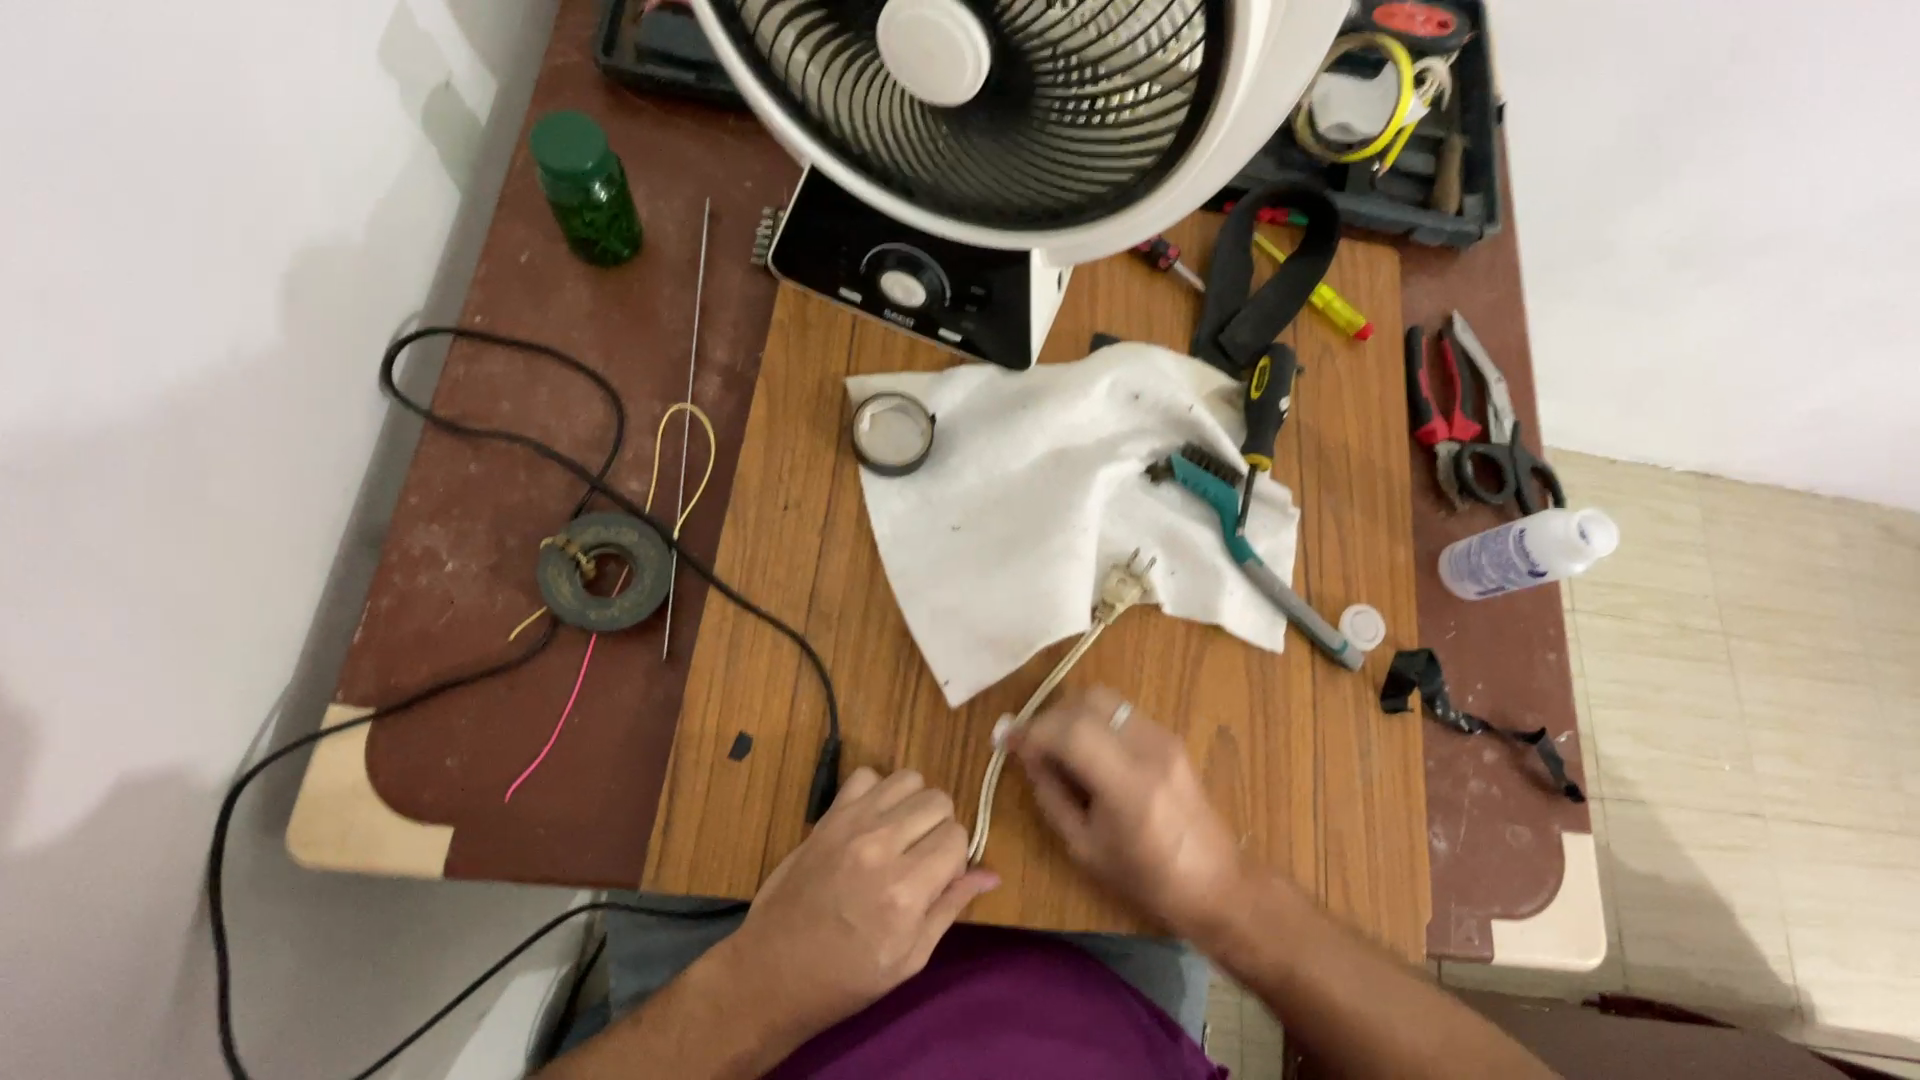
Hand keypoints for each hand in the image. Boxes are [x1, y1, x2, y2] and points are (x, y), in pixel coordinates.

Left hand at [728, 767, 999, 1036]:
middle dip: (940, 827)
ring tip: (901, 835)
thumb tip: (990, 874)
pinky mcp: (827, 817)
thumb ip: (950, 906)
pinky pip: (866, 776)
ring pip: (908, 779)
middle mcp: (881, 846)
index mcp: (906, 890)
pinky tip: (872, 822)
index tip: (941, 878)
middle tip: (922, 857)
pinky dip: (876, 792)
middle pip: (938, 800)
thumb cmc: (847, 978)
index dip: (956, 857)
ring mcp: (850, 825)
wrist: (774, 972)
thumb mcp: (910, 958)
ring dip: (913, 804)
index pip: (958, 836)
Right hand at [1010, 686, 1245, 937]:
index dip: (1033, 730)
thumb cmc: (1147, 878)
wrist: (1217, 881)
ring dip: (1072, 714)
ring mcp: (1164, 738)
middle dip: (1050, 717)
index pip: (1071, 731)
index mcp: (1129, 786)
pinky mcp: (1170, 736)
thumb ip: (1051, 795)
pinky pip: (1121, 712)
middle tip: (1031, 744)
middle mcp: (1149, 750)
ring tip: (1057, 746)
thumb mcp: (1084, 847)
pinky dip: (1094, 721)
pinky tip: (1086, 750)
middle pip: (1088, 701)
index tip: (1008, 741)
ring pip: (1104, 699)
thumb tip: (1026, 756)